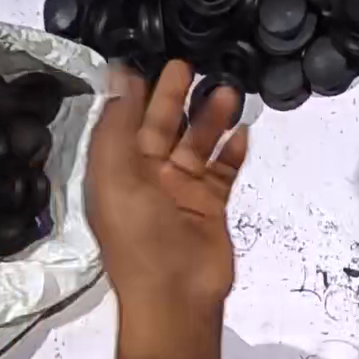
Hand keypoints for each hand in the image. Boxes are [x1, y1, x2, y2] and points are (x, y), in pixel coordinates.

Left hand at [87, 60, 248, 358]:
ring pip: (198, 145)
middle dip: (177, 97)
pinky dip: (232, 154)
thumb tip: (119, 81)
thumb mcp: (116, 178)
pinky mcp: (211, 207)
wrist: (177, 295)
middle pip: (165, 127)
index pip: (127, 122)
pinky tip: (242, 134)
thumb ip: (117, 127)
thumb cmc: (140, 241)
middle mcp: (150, 178)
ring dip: (211, 119)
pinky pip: (222, 173)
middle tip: (190, 67)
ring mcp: (182, 193)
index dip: (137, 94)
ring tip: (228, 92)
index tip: (147, 64)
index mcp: (120, 171)